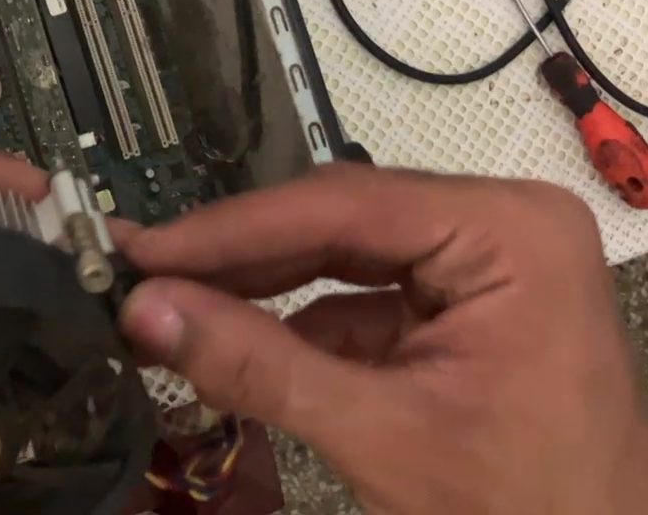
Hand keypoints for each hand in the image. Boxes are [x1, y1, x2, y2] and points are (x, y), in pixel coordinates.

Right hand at [118, 163, 647, 514]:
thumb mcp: (384, 439)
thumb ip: (255, 364)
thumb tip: (140, 309)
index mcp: (507, 232)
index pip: (337, 208)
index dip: (227, 231)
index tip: (143, 249)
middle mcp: (490, 222)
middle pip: (326, 220)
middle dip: (230, 258)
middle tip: (141, 272)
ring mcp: (469, 259)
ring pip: (324, 249)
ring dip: (244, 283)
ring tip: (166, 298)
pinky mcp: (446, 299)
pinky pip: (341, 288)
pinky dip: (279, 315)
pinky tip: (222, 330)